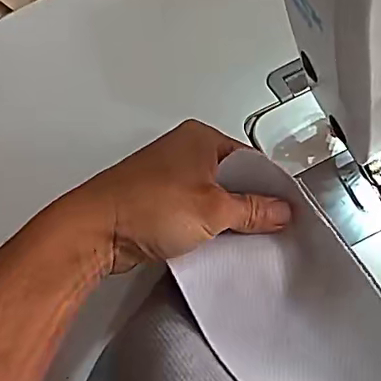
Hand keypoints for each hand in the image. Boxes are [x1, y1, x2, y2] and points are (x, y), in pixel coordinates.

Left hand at [56, 120, 291, 273]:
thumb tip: (278, 210)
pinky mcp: (158, 202)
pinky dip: (205, 227)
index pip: (252, 159)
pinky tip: (209, 242)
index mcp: (200, 138)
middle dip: (247, 204)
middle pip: (233, 179)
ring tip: (233, 236)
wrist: (96, 232)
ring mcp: (169, 178)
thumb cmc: (142, 205)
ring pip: (213, 198)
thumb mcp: (214, 209)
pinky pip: (194, 212)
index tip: (284, 208)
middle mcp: (184, 152)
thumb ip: (253, 210)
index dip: (270, 186)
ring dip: (224, 218)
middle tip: (263, 225)